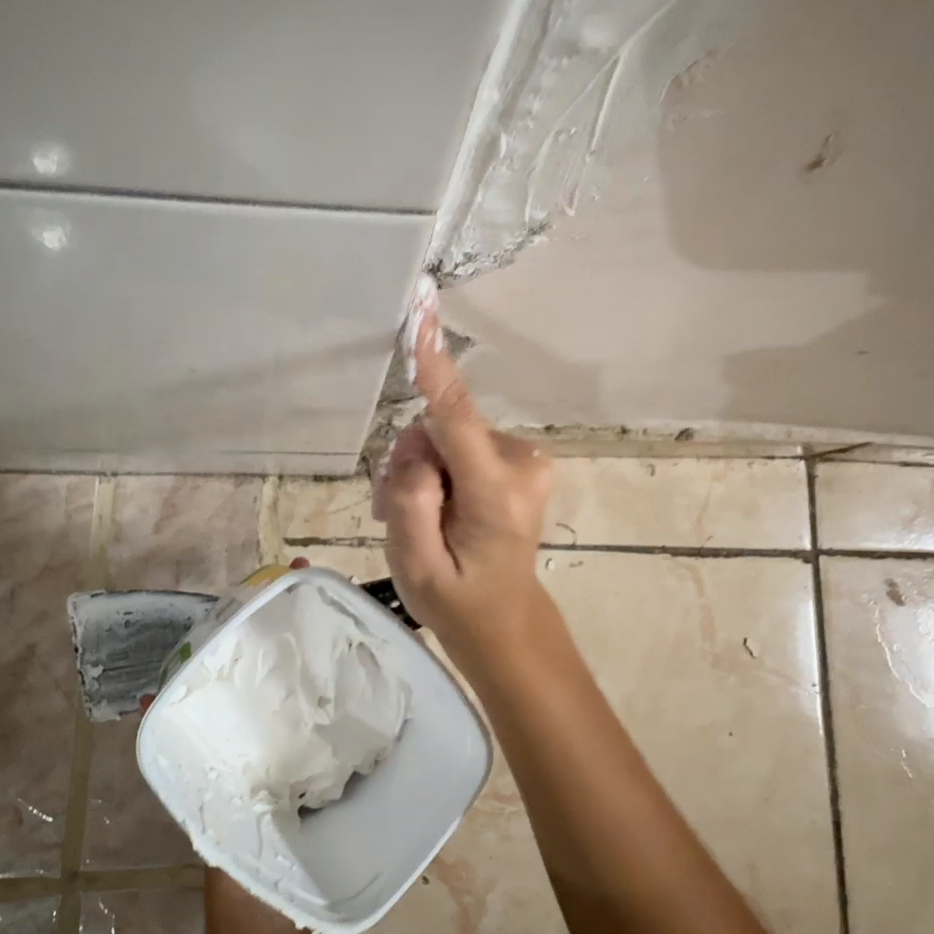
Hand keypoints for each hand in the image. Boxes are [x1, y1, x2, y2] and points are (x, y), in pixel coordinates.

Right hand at [376, 308, 553, 659]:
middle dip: (414, 464)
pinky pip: (461, 444)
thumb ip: (408, 500)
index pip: (457, 416)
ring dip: (425, 471)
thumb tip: (419, 448)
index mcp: (495, 493)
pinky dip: (442, 471)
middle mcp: (520, 464)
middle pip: (441, 429)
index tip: (424, 313)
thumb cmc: (457, 601)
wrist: (504, 621)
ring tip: (426, 520)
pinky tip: (442, 509)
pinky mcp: (521, 459)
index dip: (435, 363)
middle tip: (407, 515)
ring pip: (447, 436)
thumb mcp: (415, 565)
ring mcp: (526, 459)